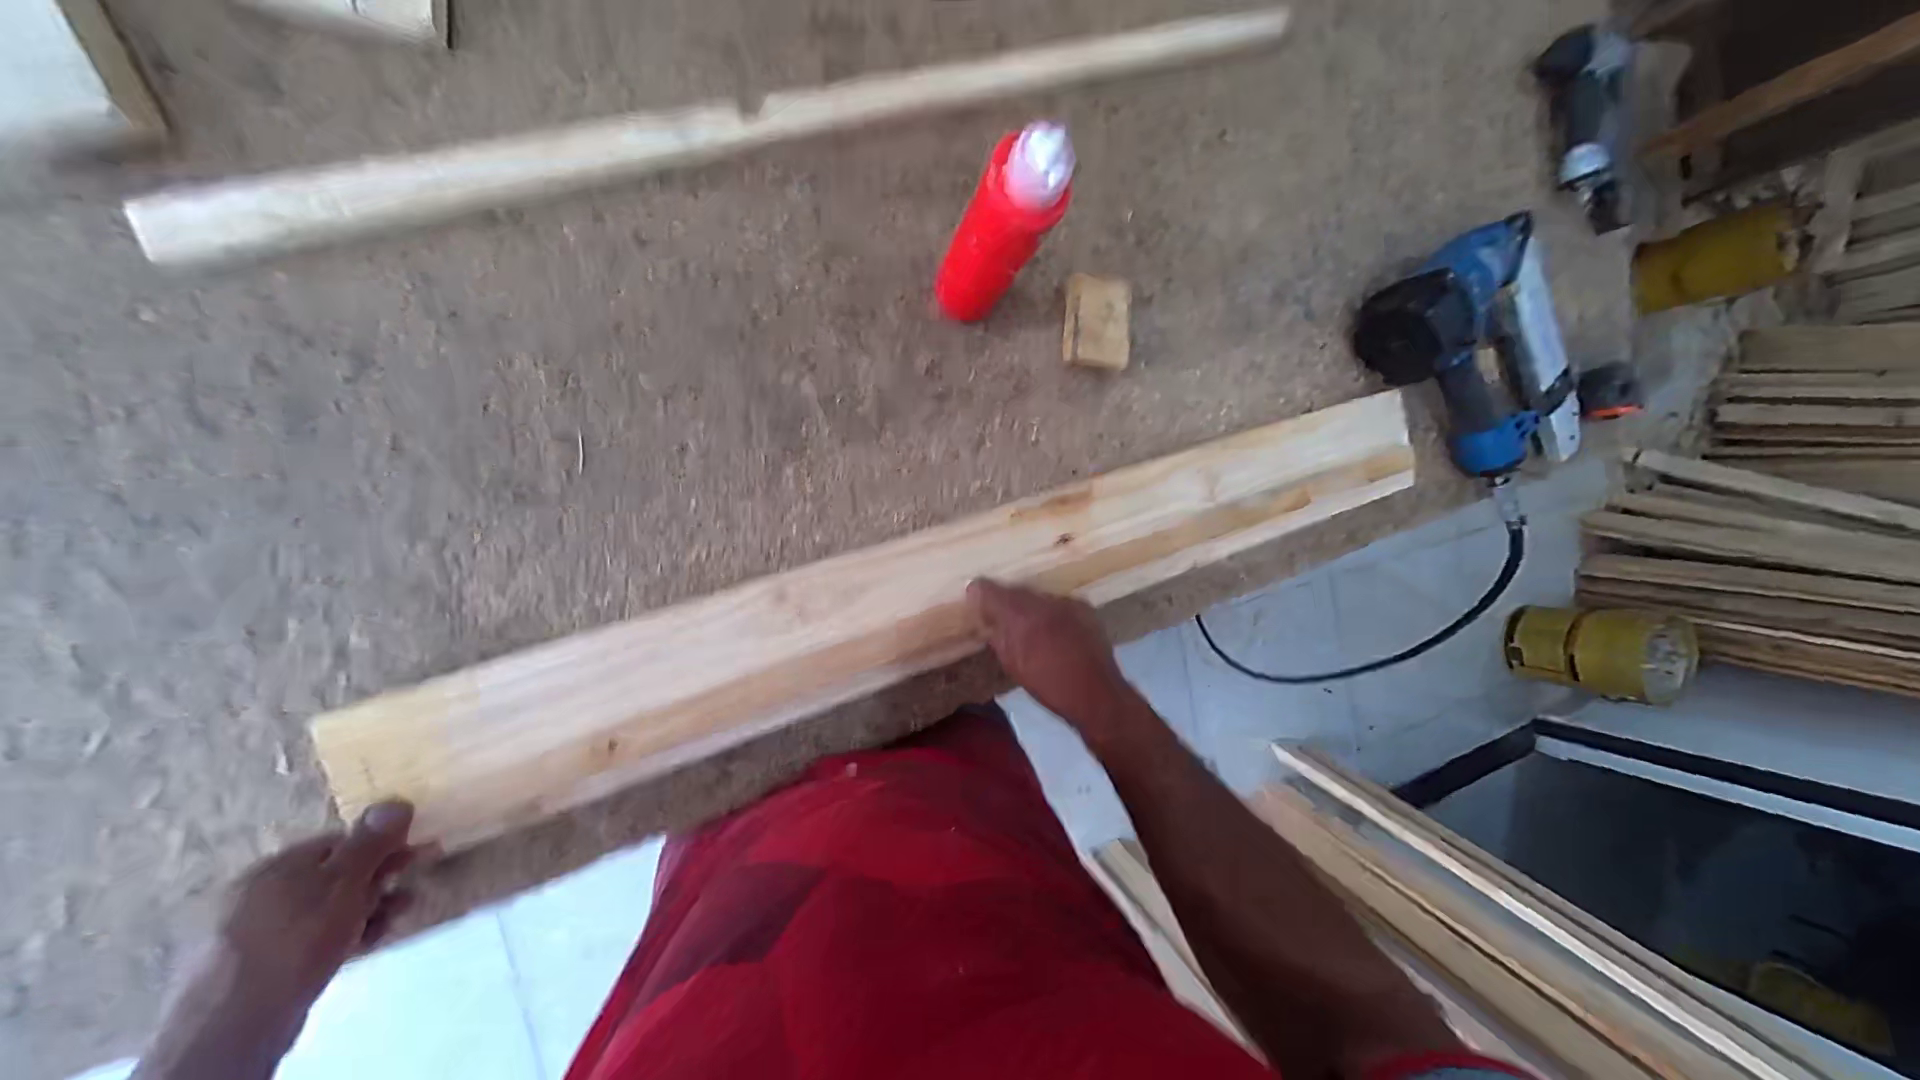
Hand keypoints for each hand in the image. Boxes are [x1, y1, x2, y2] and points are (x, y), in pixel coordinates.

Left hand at [135, 802, 420, 1079]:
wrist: (237, 1022)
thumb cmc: (296, 938)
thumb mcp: (342, 882)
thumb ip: (370, 842)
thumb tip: (395, 800)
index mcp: (276, 866)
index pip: (340, 840)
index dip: (381, 844)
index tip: (416, 853)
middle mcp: (261, 892)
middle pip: (336, 873)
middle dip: (379, 876)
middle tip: (412, 881)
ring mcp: (260, 932)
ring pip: (330, 907)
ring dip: (371, 905)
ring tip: (400, 912)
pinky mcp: (267, 964)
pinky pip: (317, 936)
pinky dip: (348, 932)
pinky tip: (370, 939)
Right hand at [966, 580, 1160, 749]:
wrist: (1096, 694)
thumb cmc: (1049, 687)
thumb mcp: (1013, 666)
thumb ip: (999, 638)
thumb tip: (990, 622)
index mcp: (1019, 617)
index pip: (990, 591)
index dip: (980, 592)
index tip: (974, 594)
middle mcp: (1042, 602)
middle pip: (1016, 591)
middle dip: (1007, 600)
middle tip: (1002, 614)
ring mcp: (1065, 602)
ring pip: (1039, 596)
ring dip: (1031, 607)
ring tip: (1031, 625)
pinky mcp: (1084, 607)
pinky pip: (1059, 603)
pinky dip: (1052, 612)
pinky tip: (1055, 629)